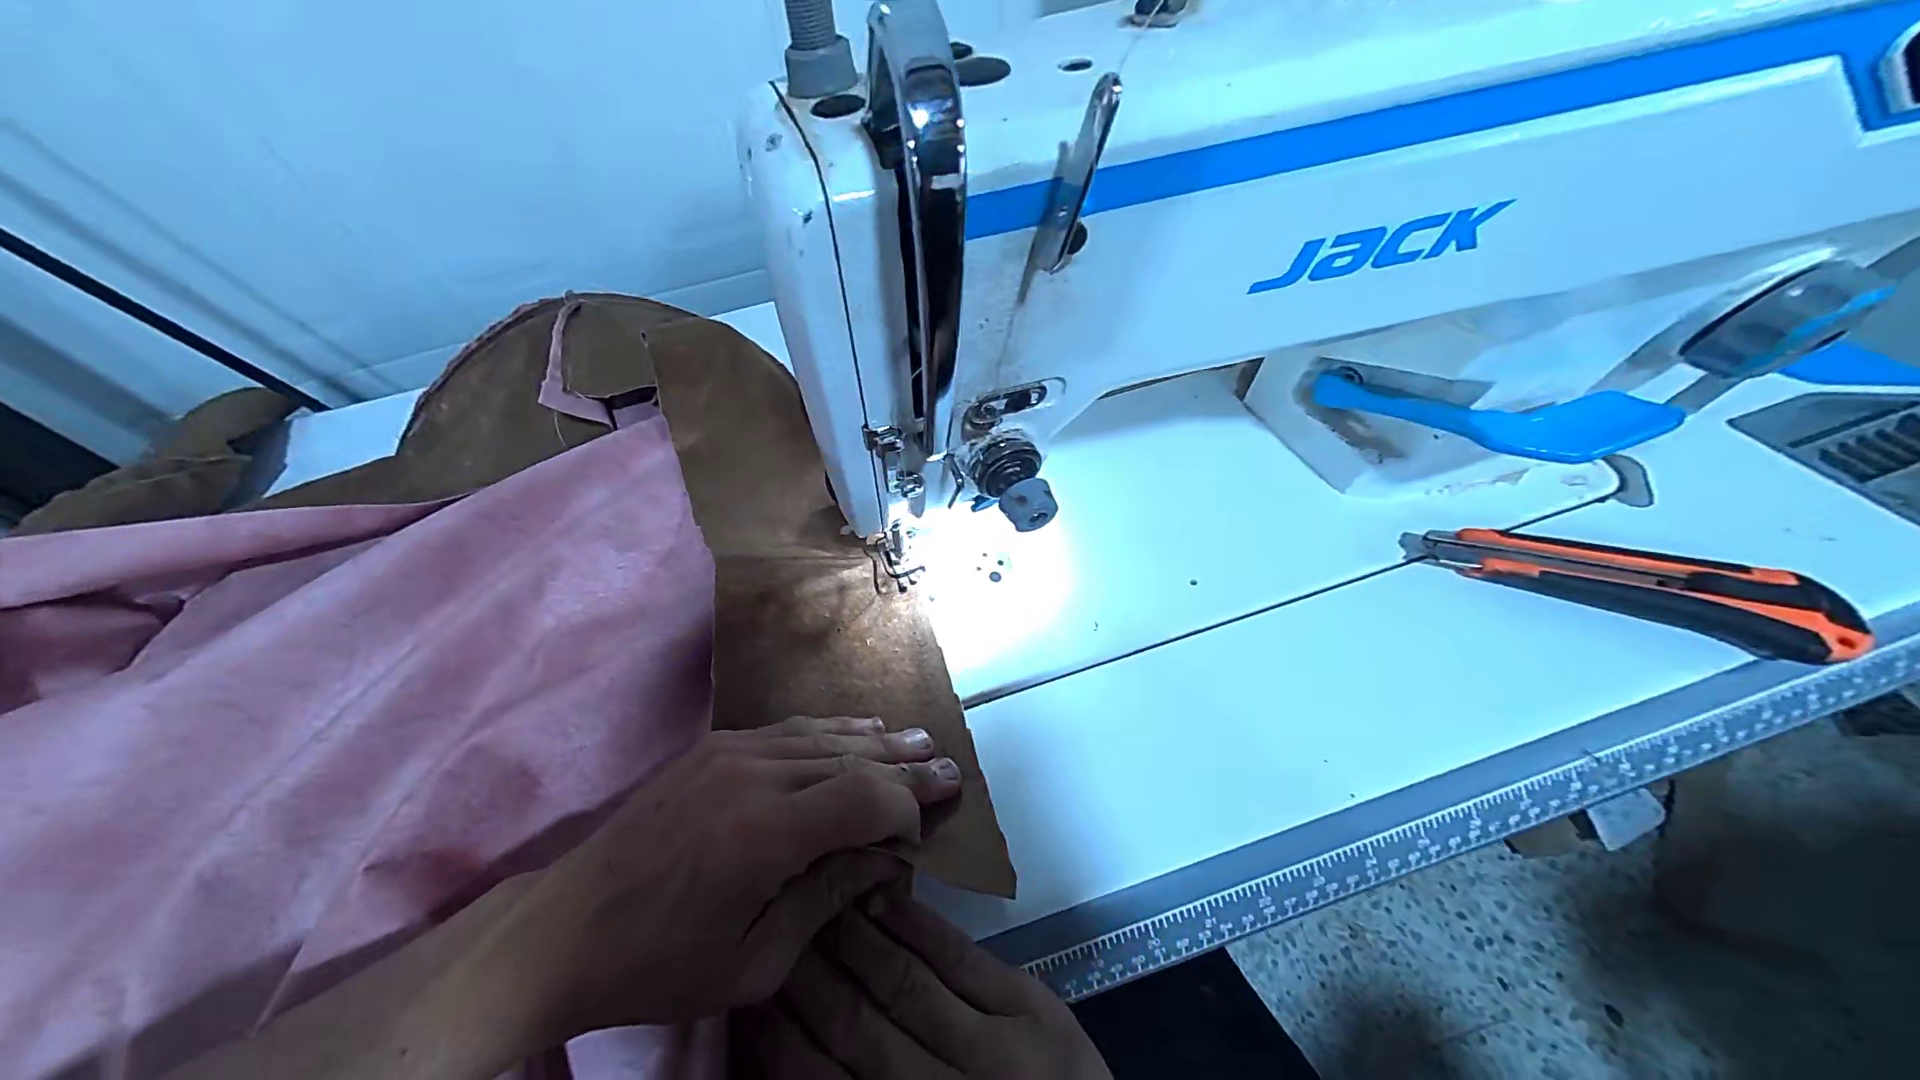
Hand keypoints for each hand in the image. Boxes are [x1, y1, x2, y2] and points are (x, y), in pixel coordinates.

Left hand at [514, 716, 962, 1032]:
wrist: (563, 927)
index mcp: (764, 835)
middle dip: (906, 767)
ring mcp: (732, 752)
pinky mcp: (715, 745)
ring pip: (825, 737)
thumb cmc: (660, 962)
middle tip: (949, 768)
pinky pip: (791, 729)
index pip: (865, 798)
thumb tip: (887, 859)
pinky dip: (834, 732)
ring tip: (919, 740)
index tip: (928, 825)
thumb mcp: (754, 962)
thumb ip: (827, 900)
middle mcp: (753, 776)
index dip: (907, 807)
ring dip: (877, 741)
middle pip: (853, 759)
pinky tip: (860, 729)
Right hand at [732, 889, 1112, 1079]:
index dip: (777, 1027)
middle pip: (853, 1018)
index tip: (750, 977)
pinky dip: (916, 922)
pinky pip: (958, 956)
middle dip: (807, 965)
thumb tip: (796, 1046)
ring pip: (900, 979)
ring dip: (854, 932)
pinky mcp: (1029, 1008)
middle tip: (773, 914)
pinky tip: (884, 891)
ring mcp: (990, 1046)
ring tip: (817, 890)